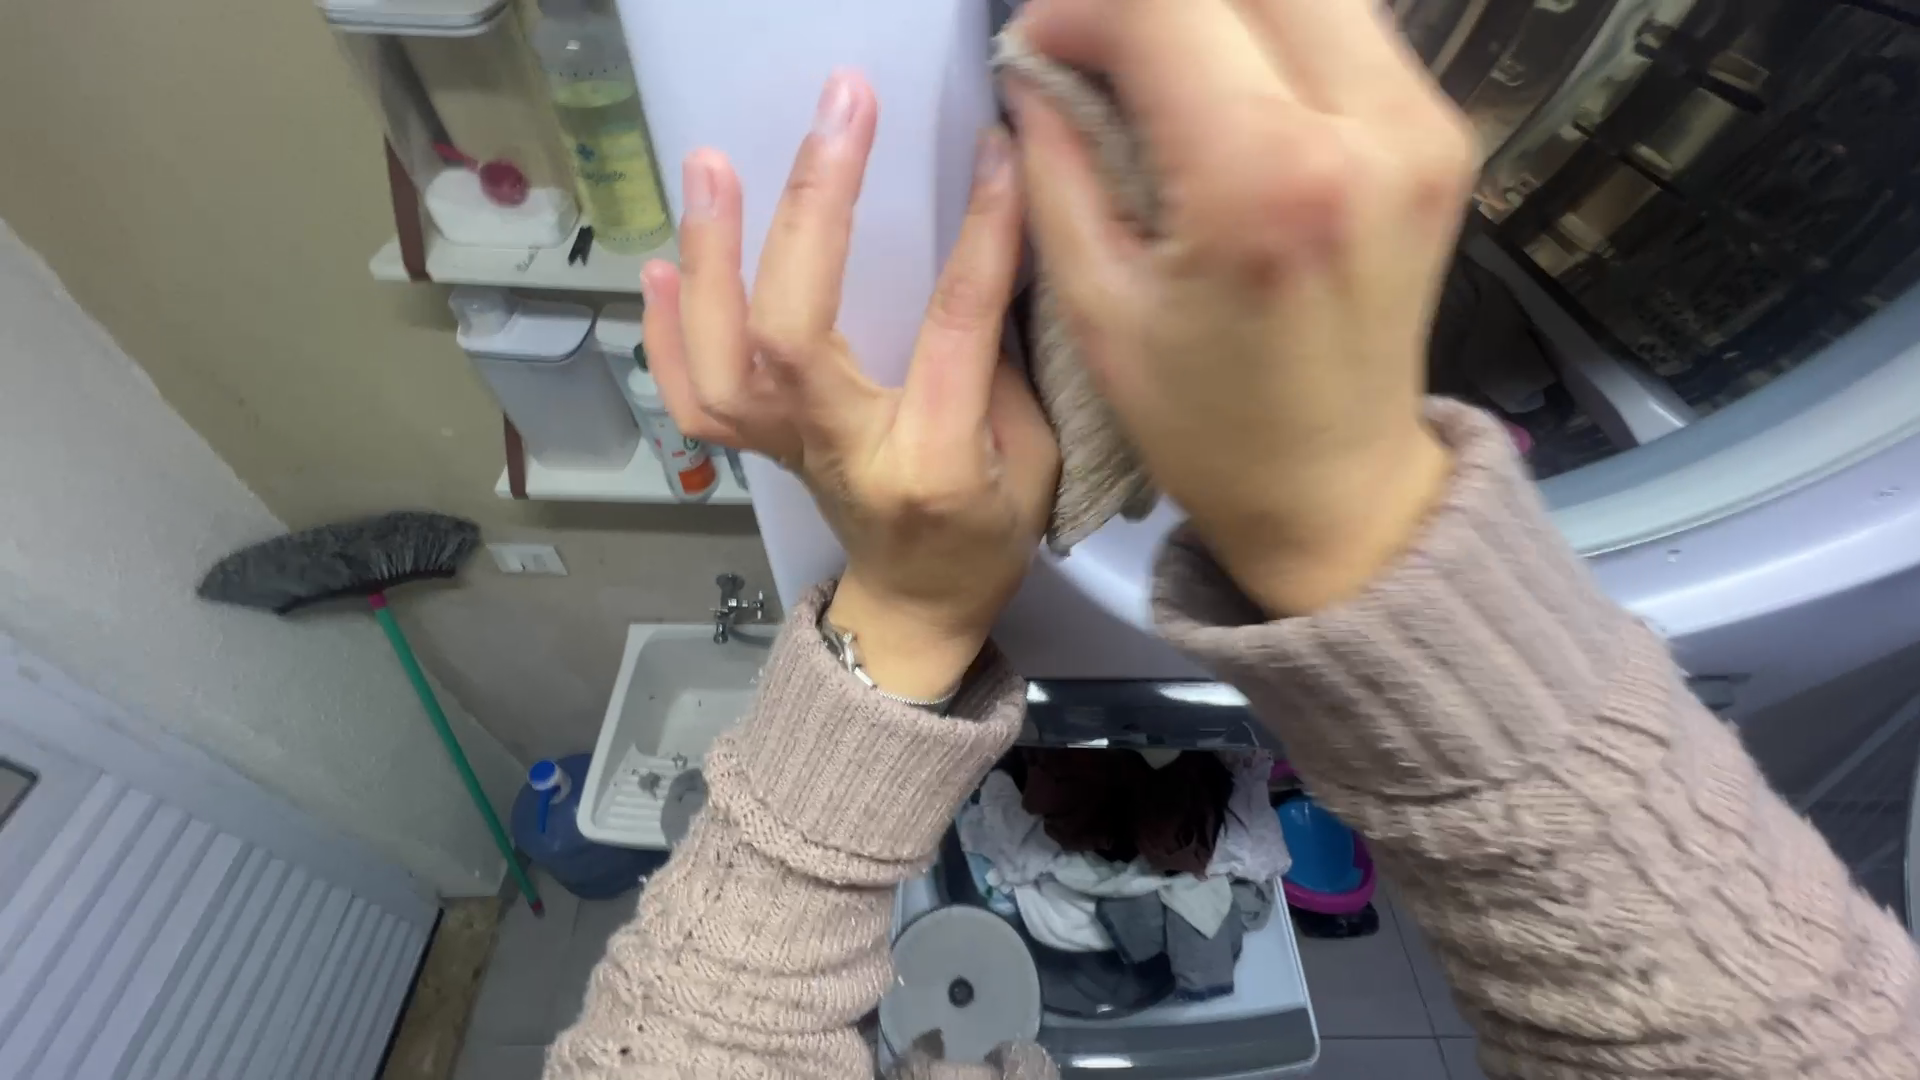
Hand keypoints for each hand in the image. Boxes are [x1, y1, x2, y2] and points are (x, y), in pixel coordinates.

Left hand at [641, 72, 1060, 698]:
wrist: (912, 606)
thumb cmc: (982, 544)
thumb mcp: (1033, 467)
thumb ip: (1002, 372)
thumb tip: (982, 265)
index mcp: (931, 463)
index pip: (949, 328)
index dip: (978, 235)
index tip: (994, 153)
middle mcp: (844, 453)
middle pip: (795, 334)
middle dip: (813, 212)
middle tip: (839, 114)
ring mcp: (790, 452)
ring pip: (723, 364)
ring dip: (711, 261)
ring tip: (714, 166)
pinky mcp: (764, 450)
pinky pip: (696, 401)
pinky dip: (666, 335)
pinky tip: (661, 267)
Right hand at [1009, 0, 1474, 613]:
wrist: (1329, 487)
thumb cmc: (1205, 428)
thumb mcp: (1101, 314)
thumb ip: (1059, 175)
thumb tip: (1038, 81)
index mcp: (1264, 183)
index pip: (1166, 8)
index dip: (1085, 8)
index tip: (1039, 49)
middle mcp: (1367, 128)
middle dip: (1147, 2)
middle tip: (1092, 53)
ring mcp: (1425, 125)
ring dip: (1212, 11)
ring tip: (1150, 74)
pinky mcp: (1441, 138)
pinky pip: (1348, 31)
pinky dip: (1269, 37)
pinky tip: (1221, 96)